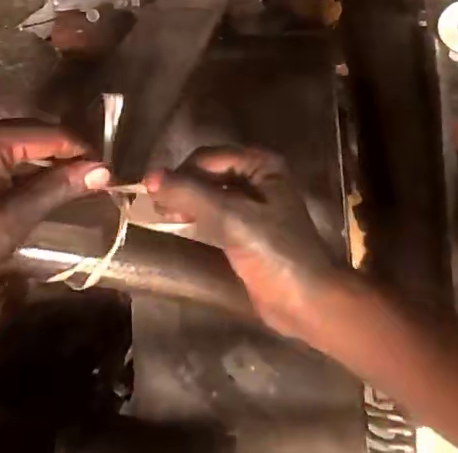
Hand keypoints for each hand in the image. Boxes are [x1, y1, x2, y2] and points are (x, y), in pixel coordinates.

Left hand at [0, 121, 109, 338]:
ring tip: (64, 177)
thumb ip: (60, 187)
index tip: (104, 166)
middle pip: (28, 131)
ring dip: (37, 156)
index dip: (79, 148)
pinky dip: (12, 162)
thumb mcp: (17, 219)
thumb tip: (104, 170)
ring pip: (9, 141)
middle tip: (88, 171)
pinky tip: (27, 181)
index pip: (47, 134)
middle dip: (59, 150)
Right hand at [146, 146, 348, 339]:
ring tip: (165, 219)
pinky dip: (196, 216)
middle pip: (208, 171)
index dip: (180, 172)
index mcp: (262, 163)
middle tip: (158, 211)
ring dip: (187, 201)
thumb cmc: (275, 252)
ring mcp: (253, 202)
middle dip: (183, 186)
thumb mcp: (232, 219)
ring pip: (209, 192)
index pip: (209, 157)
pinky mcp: (247, 228)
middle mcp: (258, 176)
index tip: (152, 196)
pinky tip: (180, 228)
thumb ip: (192, 195)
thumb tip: (150, 176)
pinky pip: (214, 212)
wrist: (307, 300)